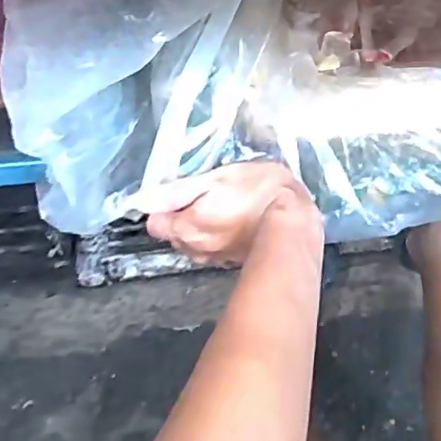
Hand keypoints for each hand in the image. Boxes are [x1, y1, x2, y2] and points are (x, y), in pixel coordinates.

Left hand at [136, 161, 322, 265]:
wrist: (293, 224)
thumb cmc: (256, 193)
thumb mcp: (220, 178)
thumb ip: (182, 189)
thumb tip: (147, 197)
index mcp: (186, 228)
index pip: (156, 223)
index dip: (165, 205)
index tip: (182, 191)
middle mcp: (194, 250)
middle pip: (175, 233)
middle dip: (184, 216)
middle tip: (208, 193)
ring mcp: (214, 259)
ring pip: (195, 241)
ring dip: (202, 227)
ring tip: (226, 205)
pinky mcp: (233, 261)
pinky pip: (215, 246)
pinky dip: (220, 235)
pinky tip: (238, 220)